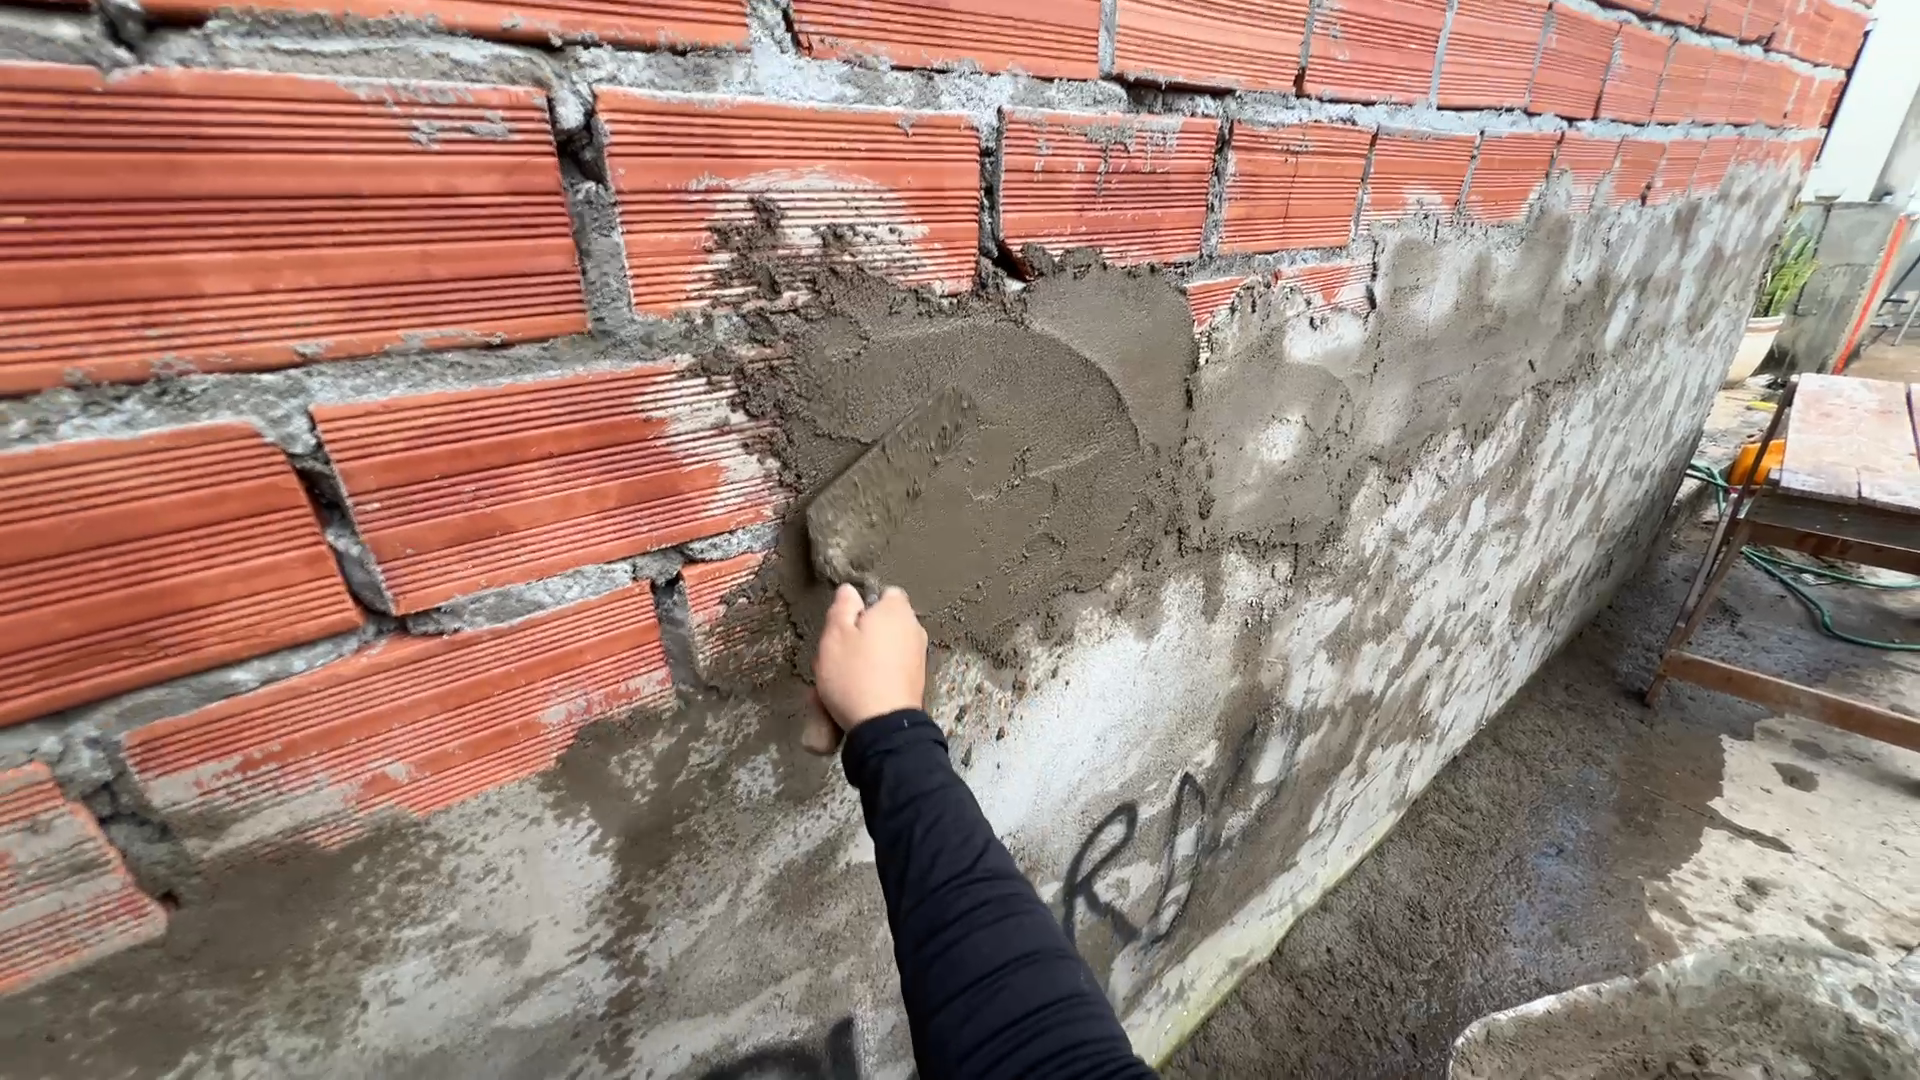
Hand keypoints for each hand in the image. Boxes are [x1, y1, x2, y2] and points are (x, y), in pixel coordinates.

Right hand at [805, 585, 927, 752]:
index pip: (883, 594)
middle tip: (835, 655)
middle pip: (880, 625)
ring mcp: (917, 656)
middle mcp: (914, 629)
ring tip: (840, 680)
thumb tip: (849, 591)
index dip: (861, 607)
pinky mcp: (915, 681)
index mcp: (896, 610)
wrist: (883, 725)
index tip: (843, 623)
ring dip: (861, 660)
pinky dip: (873, 678)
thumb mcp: (834, 634)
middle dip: (858, 637)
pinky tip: (855, 694)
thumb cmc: (855, 676)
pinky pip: (888, 670)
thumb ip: (842, 606)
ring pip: (881, 650)